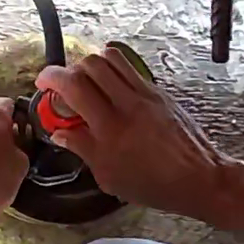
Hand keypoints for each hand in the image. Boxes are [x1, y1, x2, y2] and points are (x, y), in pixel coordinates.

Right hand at [34, 46, 235, 214]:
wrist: (201, 179)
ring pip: (112, 58)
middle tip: (65, 86)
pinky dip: (113, 72)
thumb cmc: (152, 184)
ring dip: (92, 65)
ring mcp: (146, 93)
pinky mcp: (159, 91)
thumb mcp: (108, 176)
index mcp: (110, 127)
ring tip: (87, 83)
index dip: (52, 77)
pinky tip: (111, 91)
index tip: (42, 83)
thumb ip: (82, 148)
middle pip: (91, 63)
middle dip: (70, 69)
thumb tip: (60, 133)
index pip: (74, 85)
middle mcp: (128, 103)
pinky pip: (129, 69)